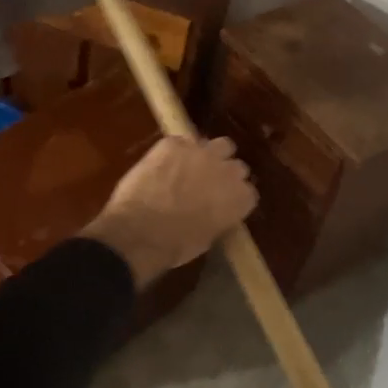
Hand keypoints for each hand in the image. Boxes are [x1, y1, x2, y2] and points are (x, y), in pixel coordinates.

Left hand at [79, 135, 256, 287]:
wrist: (139, 232)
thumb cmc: (175, 245)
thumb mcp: (207, 238)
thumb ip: (219, 218)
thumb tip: (215, 211)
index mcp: (240, 198)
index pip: (248, 191)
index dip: (234, 197)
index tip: (223, 203)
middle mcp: (227, 170)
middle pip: (235, 165)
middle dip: (224, 173)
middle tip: (206, 184)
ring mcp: (200, 152)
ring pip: (215, 144)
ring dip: (207, 155)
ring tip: (189, 167)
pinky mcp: (173, 144)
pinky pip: (180, 142)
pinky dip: (175, 152)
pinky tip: (162, 165)